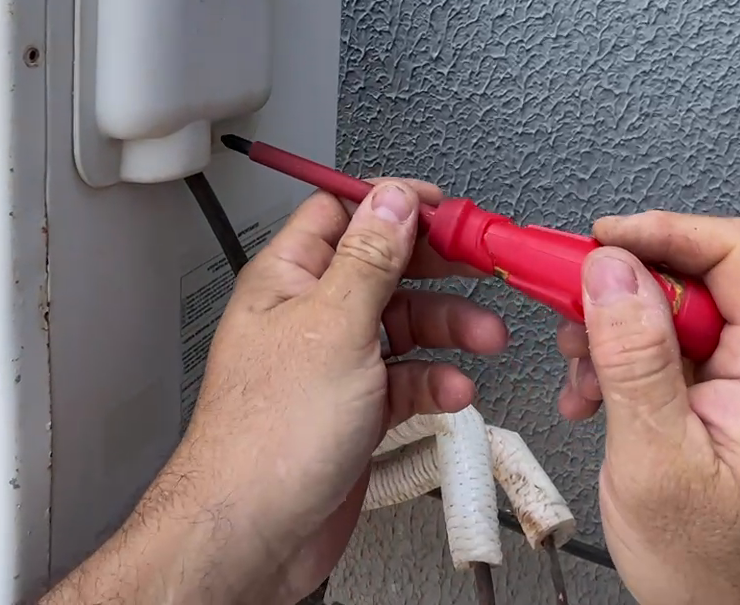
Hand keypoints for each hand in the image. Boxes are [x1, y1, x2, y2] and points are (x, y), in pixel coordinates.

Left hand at [44, 180, 507, 604]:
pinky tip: (453, 389)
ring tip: (486, 334)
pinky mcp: (355, 406)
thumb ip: (370, 258)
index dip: (393, 204)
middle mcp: (311, 313)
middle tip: (478, 266)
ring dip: (448, 326)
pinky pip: (405, 377)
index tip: (442, 209)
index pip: (343, 213)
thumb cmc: (267, 436)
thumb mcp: (334, 326)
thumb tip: (392, 200)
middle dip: (435, 267)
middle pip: (383, 266)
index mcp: (290, 277)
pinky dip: (434, 380)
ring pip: (402, 322)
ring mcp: (334, 360)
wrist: (253, 538)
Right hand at [556, 213, 739, 604]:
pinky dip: (618, 361)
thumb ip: (634, 358)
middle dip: (621, 289)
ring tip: (582, 374)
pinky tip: (594, 397)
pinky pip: (662, 347)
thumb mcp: (658, 461)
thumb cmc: (721, 578)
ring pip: (668, 308)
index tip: (600, 243)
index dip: (660, 232)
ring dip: (613, 330)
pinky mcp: (719, 396)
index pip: (732, 250)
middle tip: (569, 308)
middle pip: (692, 275)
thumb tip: (611, 268)